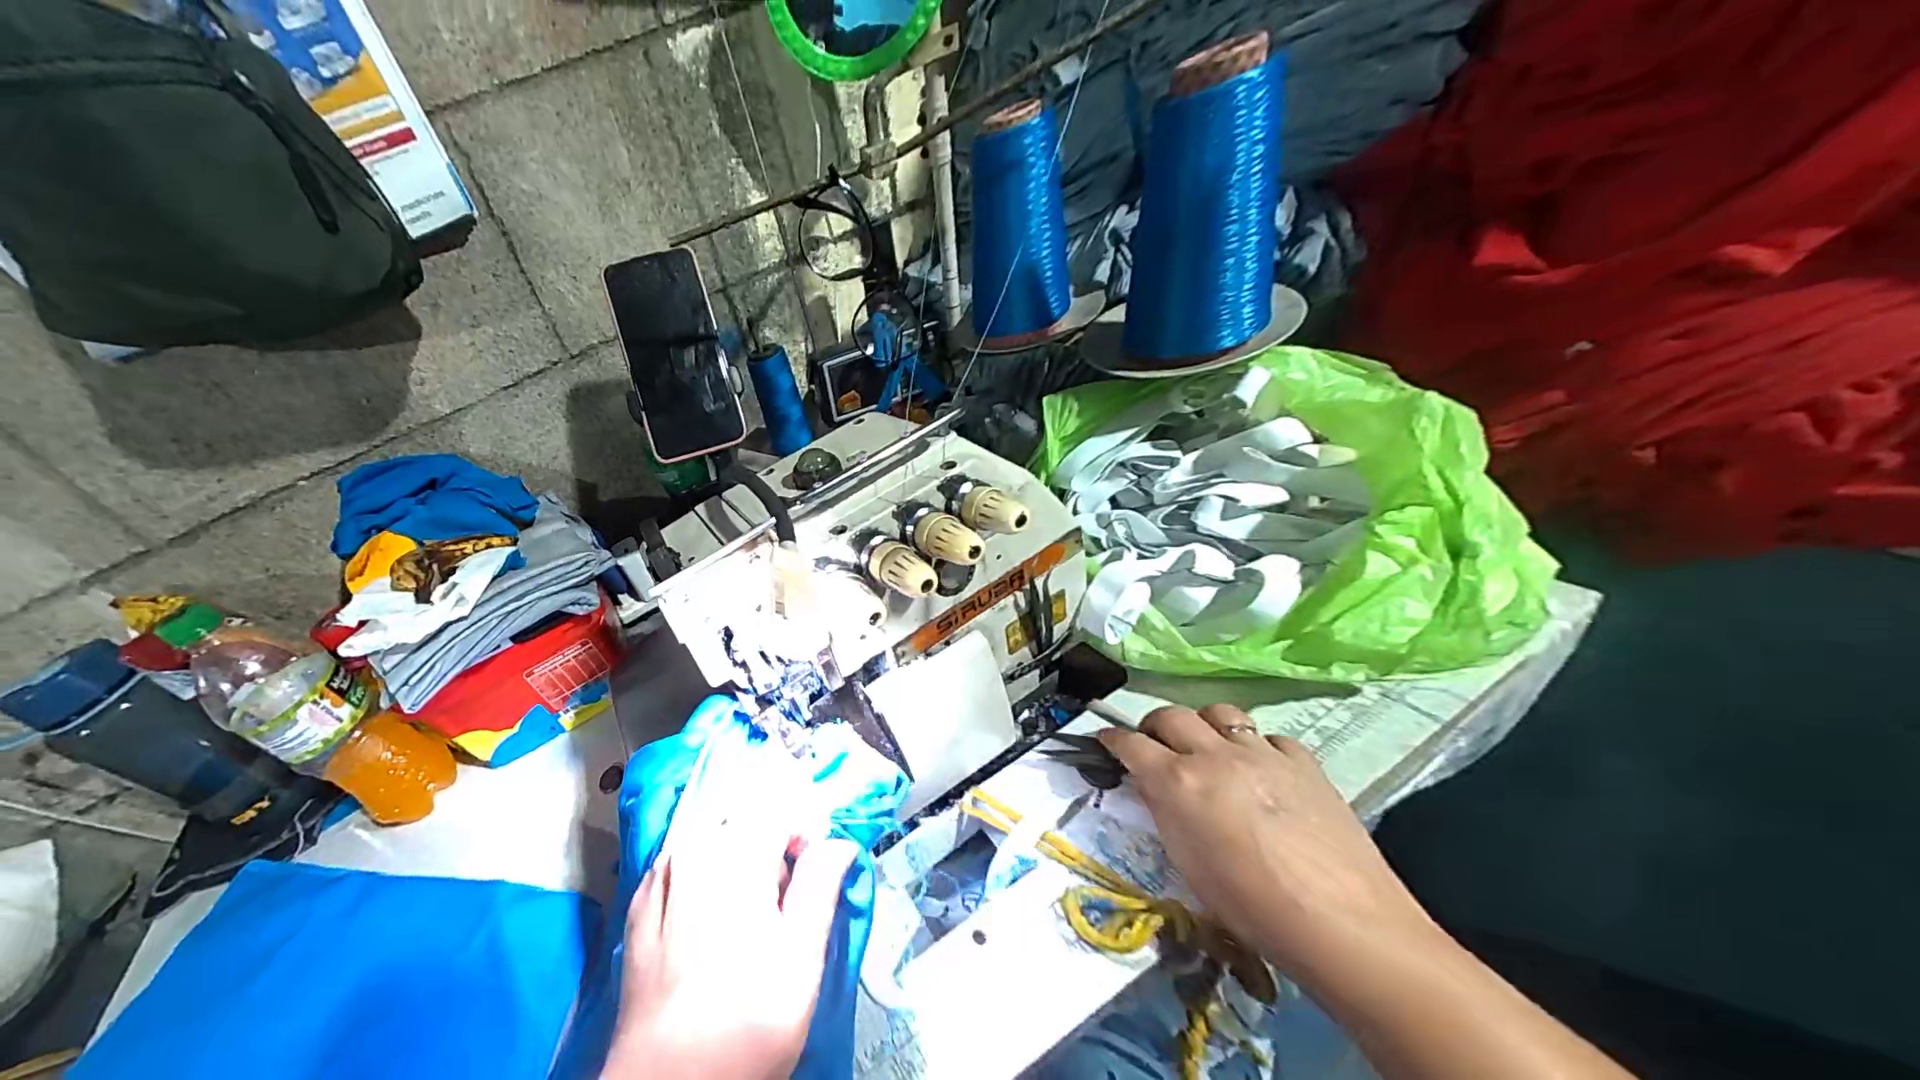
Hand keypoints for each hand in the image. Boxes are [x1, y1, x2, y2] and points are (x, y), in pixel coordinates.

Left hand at [602, 808, 858, 1079]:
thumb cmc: (746, 1022)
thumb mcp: (802, 956)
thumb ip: (821, 885)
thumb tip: (837, 843)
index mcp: (733, 854)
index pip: (784, 809)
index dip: (809, 833)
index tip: (818, 870)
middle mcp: (691, 850)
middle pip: (748, 817)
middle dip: (775, 844)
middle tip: (786, 898)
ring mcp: (660, 876)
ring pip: (717, 835)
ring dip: (743, 857)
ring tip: (754, 912)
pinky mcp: (640, 903)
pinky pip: (686, 860)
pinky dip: (709, 872)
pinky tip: (717, 918)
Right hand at [1098, 704, 1438, 977]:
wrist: (1343, 924)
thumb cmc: (1253, 909)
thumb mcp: (1189, 866)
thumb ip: (1166, 815)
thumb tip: (1153, 787)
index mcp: (1179, 782)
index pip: (1131, 744)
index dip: (1112, 740)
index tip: (1106, 741)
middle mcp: (1216, 755)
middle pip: (1170, 715)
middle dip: (1153, 726)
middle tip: (1153, 746)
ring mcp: (1263, 753)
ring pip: (1220, 712)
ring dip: (1203, 725)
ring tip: (1207, 748)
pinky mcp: (1303, 761)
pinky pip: (1269, 738)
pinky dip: (1256, 747)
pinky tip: (1263, 772)